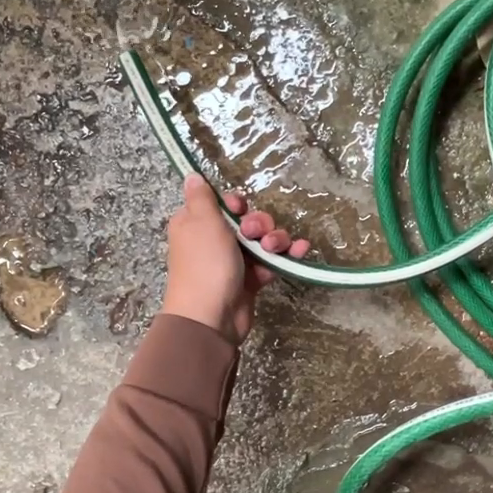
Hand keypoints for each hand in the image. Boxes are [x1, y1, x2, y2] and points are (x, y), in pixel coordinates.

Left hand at [159, 175, 309, 343]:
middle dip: (261, 223)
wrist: (211, 316)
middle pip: (248, 220)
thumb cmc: (204, 265)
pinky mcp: (252, 278)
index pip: (222, 204)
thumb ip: (202, 198)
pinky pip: (273, 261)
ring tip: (275, 250)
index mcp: (196, 223)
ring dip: (276, 239)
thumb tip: (192, 176)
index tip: (240, 209)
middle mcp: (215, 239)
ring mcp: (235, 260)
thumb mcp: (202, 222)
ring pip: (264, 239)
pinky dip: (286, 256)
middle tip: (256, 234)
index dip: (236, 204)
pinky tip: (300, 252)